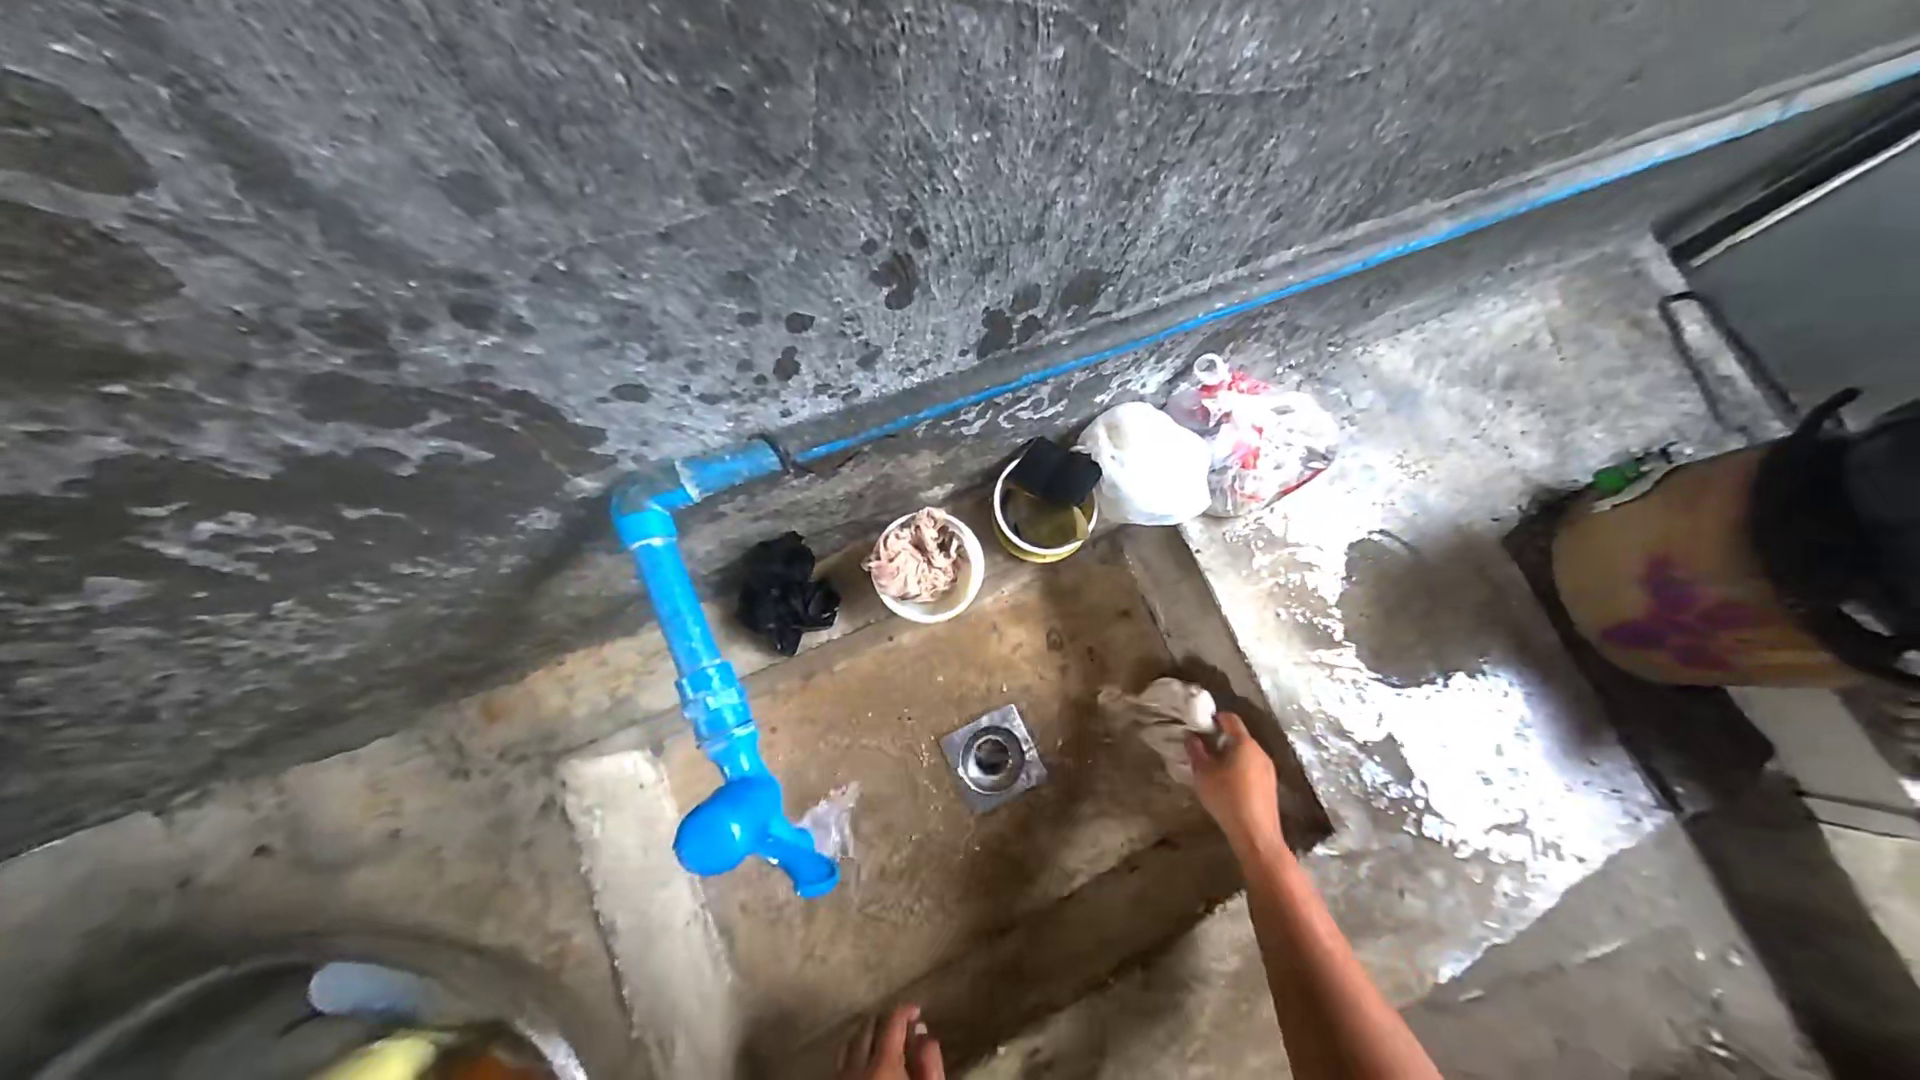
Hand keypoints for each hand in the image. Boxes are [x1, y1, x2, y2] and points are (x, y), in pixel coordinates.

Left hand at [837, 1003, 944, 1079]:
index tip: (917, 1011)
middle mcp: (857, 1066)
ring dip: (865, 1034)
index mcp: (883, 1063)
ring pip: (849, 1043)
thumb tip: (924, 1034)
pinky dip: (851, 1051)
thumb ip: (930, 1063)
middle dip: (884, 1020)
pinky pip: (839, 1062)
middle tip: (900, 1022)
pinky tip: (861, 1058)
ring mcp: (842, 1077)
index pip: (892, 1021)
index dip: (906, 1009)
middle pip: (868, 1028)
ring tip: (879, 1035)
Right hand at [1186, 712, 1285, 857]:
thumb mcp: (1202, 773)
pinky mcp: (1271, 785)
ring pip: (1246, 753)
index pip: (1230, 719)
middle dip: (1220, 739)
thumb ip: (1195, 750)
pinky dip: (1239, 768)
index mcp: (1244, 743)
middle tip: (1202, 749)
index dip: (1214, 717)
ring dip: (1230, 755)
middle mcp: (1260, 752)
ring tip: (1213, 768)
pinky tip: (1228, 785)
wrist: (1255, 834)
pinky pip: (1252, 767)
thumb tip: (1191, 736)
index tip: (1200, 725)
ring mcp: (1268, 769)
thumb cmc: (1226, 797)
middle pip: (1239, 736)